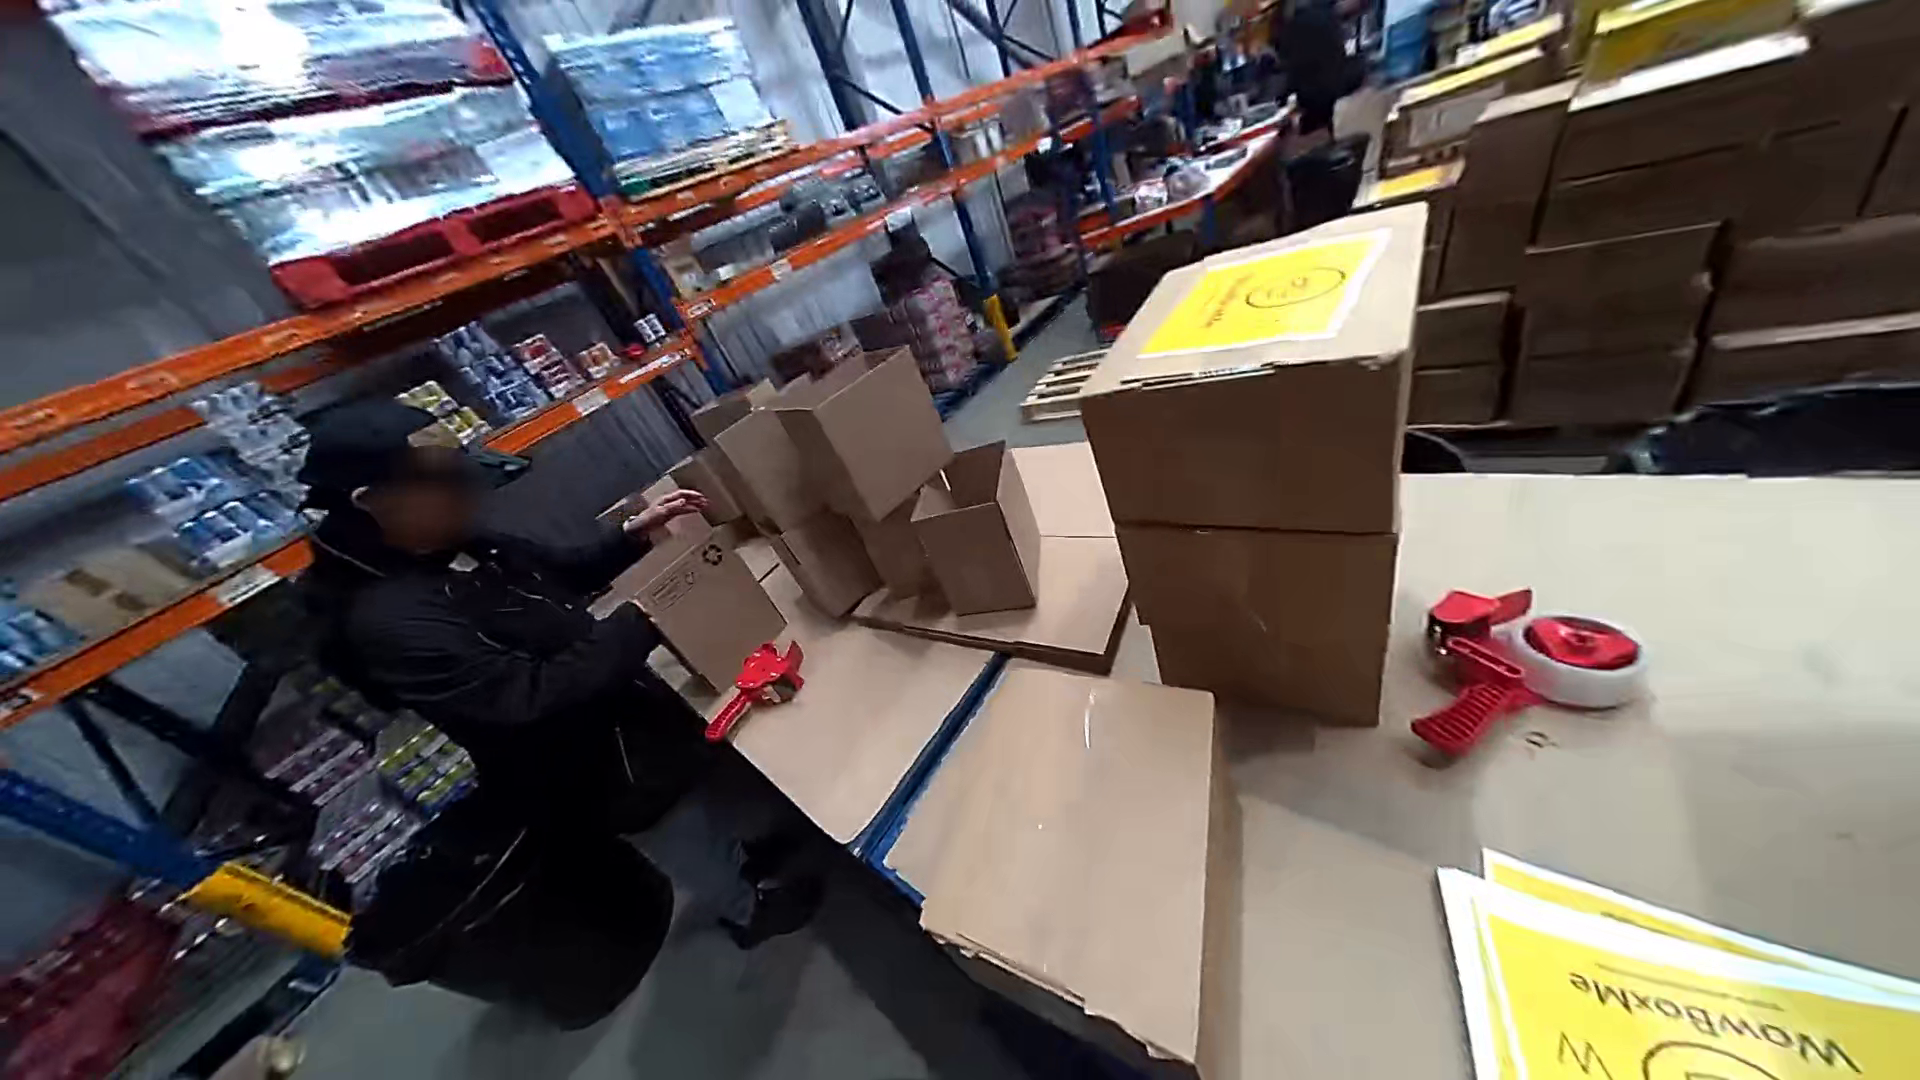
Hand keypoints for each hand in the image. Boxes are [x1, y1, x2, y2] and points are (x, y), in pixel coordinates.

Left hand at [626, 488, 708, 533]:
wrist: (640, 529)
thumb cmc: (648, 520)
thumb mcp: (661, 512)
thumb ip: (673, 506)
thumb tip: (684, 500)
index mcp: (665, 499)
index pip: (681, 494)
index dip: (692, 494)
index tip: (701, 496)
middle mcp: (668, 502)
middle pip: (684, 497)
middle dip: (695, 499)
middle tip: (706, 501)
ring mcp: (668, 508)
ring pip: (684, 503)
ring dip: (694, 504)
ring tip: (704, 505)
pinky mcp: (669, 515)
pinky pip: (682, 510)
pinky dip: (690, 509)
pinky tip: (695, 511)